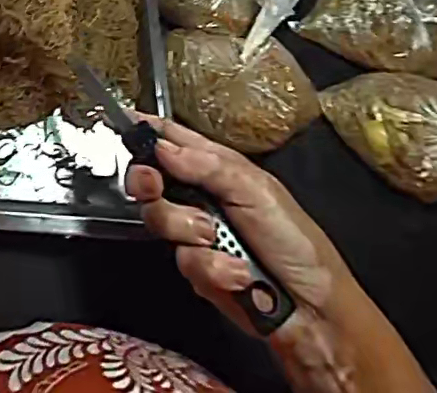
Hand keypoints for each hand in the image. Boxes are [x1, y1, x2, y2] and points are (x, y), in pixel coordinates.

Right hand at [124, 116, 352, 339]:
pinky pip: (183, 260)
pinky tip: (235, 272)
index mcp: (217, 166)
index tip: (124, 125)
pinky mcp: (198, 269)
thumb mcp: (255, 189)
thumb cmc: (295, 241)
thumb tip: (163, 147)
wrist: (312, 312)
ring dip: (188, 229)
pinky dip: (210, 267)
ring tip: (216, 237)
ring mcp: (197, 232)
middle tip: (153, 185)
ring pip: (161, 220)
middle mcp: (201, 195)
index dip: (148, 130)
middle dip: (149, 182)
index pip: (174, 138)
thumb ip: (206, 165)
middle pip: (152, 178)